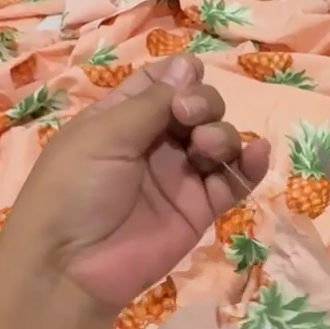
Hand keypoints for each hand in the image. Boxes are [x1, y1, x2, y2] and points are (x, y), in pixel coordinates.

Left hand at [3, 54, 269, 309]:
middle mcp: (156, 142)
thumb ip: (152, 102)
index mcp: (123, 118)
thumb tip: (189, 62)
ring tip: (207, 147)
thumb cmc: (74, 189)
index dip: (181, 77)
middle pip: (199, 107)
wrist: (72, 265)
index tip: (187, 81)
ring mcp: (181, 176)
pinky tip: (257, 153)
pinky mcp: (202, 208)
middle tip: (189, 118)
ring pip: (220, 140)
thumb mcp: (105, 134)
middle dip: (204, 104)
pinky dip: (250, 165)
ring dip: (222, 133)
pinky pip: (234, 181)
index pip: (163, 85)